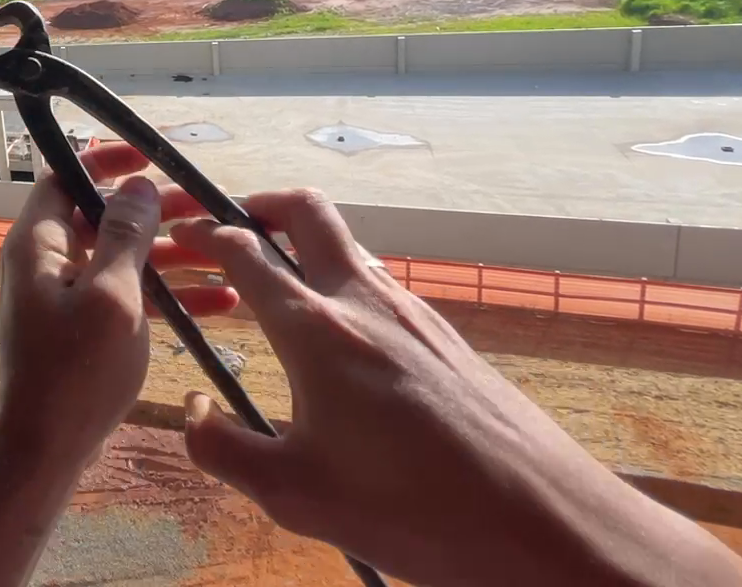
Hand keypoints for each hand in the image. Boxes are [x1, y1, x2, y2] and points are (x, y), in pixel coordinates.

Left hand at [0, 143, 236, 586]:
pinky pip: (126, 293)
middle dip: (153, 210)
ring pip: (120, 256)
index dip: (103, 160)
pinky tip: (222, 301)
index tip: (150, 155)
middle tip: (208, 207)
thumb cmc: (75, 369)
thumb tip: (136, 186)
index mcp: (38, 241)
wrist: (46, 446)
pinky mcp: (83, 323)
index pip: (64, 177)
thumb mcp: (111, 296)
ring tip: (227, 249)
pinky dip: (165, 293)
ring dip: (169, 252)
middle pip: (100, 215)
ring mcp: (64, 292)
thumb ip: (123, 236)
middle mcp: (46, 259)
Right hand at [170, 190, 741, 586]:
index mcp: (314, 328)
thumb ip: (222, 448)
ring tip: (273, 284)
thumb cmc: (419, 512)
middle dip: (256, 204)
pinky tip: (335, 335)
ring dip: (299, 242)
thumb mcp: (296, 495)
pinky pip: (375, 279)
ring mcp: (411, 312)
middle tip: (229, 229)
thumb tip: (191, 410)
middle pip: (304, 209)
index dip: (201, 232)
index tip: (176, 235)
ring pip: (344, 241)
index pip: (242, 248)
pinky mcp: (445, 335)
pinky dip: (336, 279)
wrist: (565, 537)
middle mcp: (361, 300)